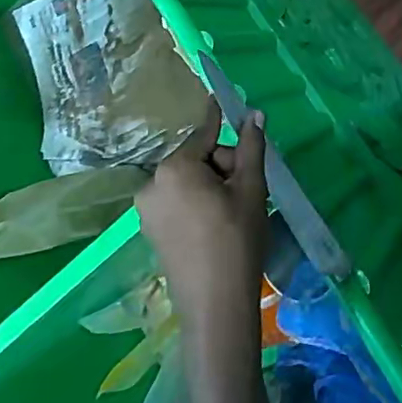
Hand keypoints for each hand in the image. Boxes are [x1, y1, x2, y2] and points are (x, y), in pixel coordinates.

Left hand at [134, 104, 269, 318]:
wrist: (216, 305)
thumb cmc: (236, 238)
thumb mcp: (251, 188)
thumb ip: (251, 147)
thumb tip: (254, 114)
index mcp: (174, 168)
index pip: (204, 135)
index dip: (218, 119)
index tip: (218, 97)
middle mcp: (152, 184)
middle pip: (197, 159)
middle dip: (223, 167)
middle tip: (248, 191)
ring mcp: (147, 211)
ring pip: (189, 181)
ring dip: (213, 186)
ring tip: (237, 211)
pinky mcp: (152, 232)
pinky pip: (179, 202)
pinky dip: (199, 203)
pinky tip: (219, 224)